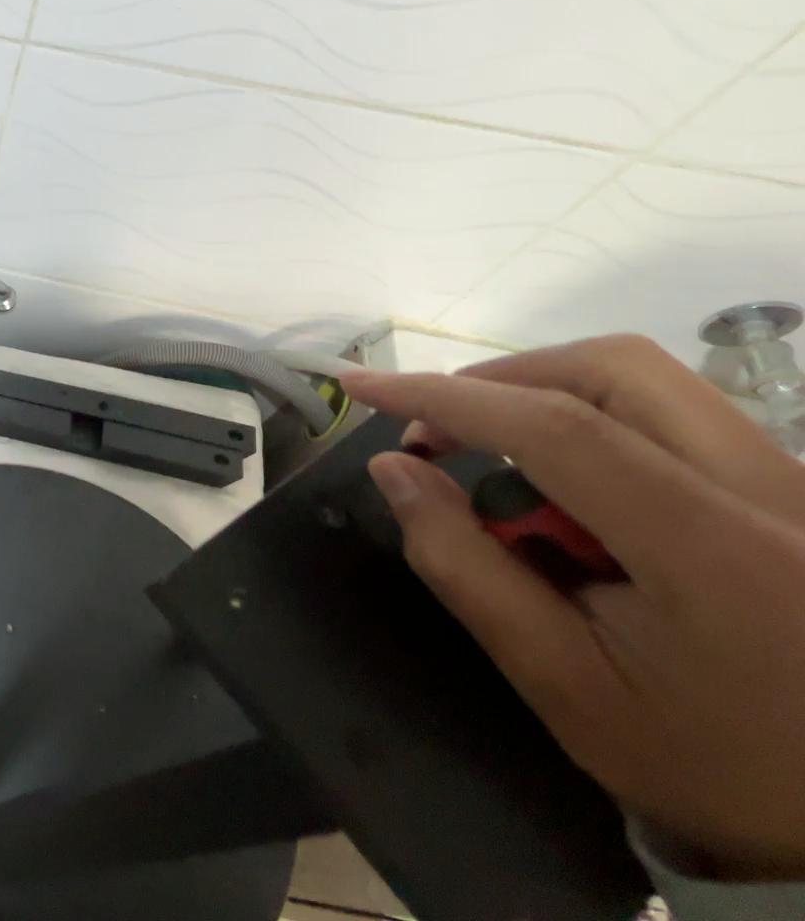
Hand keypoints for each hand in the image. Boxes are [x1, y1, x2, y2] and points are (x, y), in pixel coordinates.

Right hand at [341, 336, 804, 880]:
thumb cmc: (696, 756)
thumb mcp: (555, 677)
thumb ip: (464, 565)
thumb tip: (393, 470)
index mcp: (719, 550)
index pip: (559, 429)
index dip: (446, 396)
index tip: (364, 386)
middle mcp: (779, 491)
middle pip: (617, 370)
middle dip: (500, 382)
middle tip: (433, 434)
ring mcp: (799, 484)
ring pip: (648, 385)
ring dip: (542, 402)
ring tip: (485, 462)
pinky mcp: (795, 491)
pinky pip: (673, 418)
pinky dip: (589, 428)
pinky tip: (559, 492)